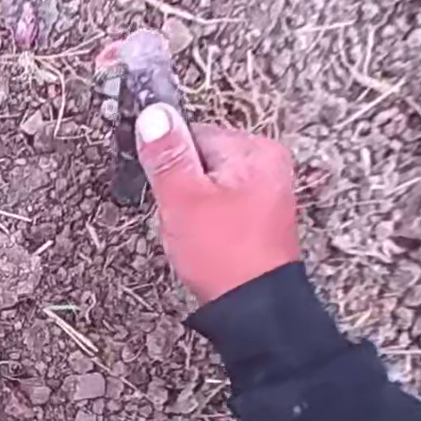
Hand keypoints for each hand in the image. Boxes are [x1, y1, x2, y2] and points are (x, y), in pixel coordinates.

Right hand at [137, 103, 300, 303]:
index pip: (192, 135)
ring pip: (206, 188)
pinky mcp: (258, 217)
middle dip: (180, 191)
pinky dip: (204, 222)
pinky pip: (218, 207)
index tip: (170, 194)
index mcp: (254, 151)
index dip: (170, 167)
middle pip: (199, 161)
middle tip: (184, 220)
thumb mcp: (184, 200)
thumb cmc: (223, 254)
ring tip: (196, 234)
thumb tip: (153, 114)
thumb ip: (167, 155)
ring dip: (190, 210)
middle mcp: (267, 165)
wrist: (251, 306)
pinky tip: (204, 242)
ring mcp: (265, 192)